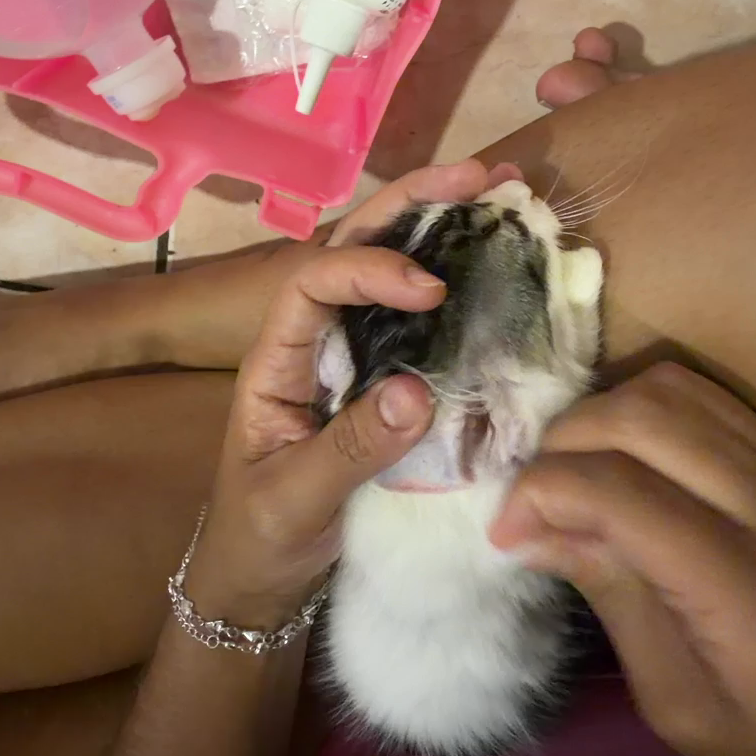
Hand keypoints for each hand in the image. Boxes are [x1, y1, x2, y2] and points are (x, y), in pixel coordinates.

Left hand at [185, 161, 519, 626]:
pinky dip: (450, 278)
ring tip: (493, 191)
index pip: (314, 283)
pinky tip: (488, 257)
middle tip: (477, 177)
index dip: (369, 269)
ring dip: (435, 225)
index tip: (429, 290)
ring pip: (384, 269)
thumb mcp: (295, 498)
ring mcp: (350, 353)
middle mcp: (314, 338)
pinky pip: (414, 316)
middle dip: (410, 205)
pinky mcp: (380, 375)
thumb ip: (350, 449)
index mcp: (278, 357)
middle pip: (350, 248)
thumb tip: (418, 391)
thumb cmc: (261, 535)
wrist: (261, 578)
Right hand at [489, 363, 755, 755]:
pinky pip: (690, 387)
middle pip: (641, 423)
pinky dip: (632, 401)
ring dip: (594, 414)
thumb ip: (606, 594)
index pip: (626, 498)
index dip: (544, 493)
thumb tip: (520, 525)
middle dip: (561, 443)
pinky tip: (614, 446)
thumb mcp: (674, 699)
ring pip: (663, 390)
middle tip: (533, 490)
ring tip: (570, 465)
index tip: (505, 527)